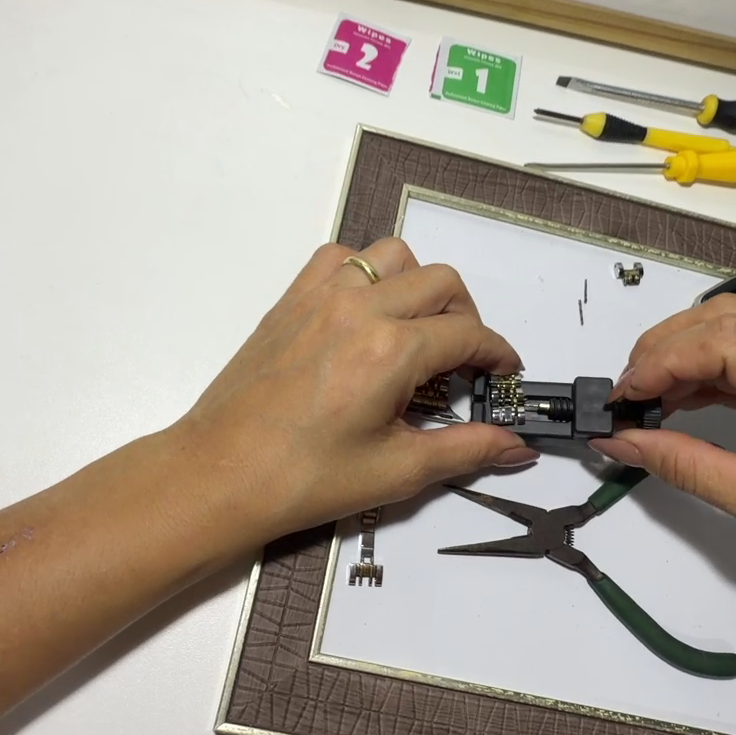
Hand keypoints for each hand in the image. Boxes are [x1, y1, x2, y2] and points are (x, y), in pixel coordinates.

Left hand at [168, 239, 535, 545]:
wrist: (221, 474)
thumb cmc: (300, 478)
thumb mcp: (397, 470)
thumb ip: (465, 450)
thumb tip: (513, 447)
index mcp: (390, 351)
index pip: (468, 334)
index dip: (496, 353)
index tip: (503, 370)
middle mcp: (359, 309)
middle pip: (441, 282)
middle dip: (467, 316)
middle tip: (465, 358)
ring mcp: (321, 298)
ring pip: (393, 256)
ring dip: (419, 283)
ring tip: (418, 327)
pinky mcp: (291, 301)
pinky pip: (339, 258)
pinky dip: (365, 271)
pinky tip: (365, 310)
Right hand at [591, 295, 735, 637]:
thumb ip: (690, 467)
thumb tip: (621, 441)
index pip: (733, 344)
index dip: (664, 360)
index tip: (623, 397)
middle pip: (735, 317)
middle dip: (666, 347)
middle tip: (628, 394)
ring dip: (688, 350)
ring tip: (650, 397)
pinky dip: (717, 362)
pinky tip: (689, 395)